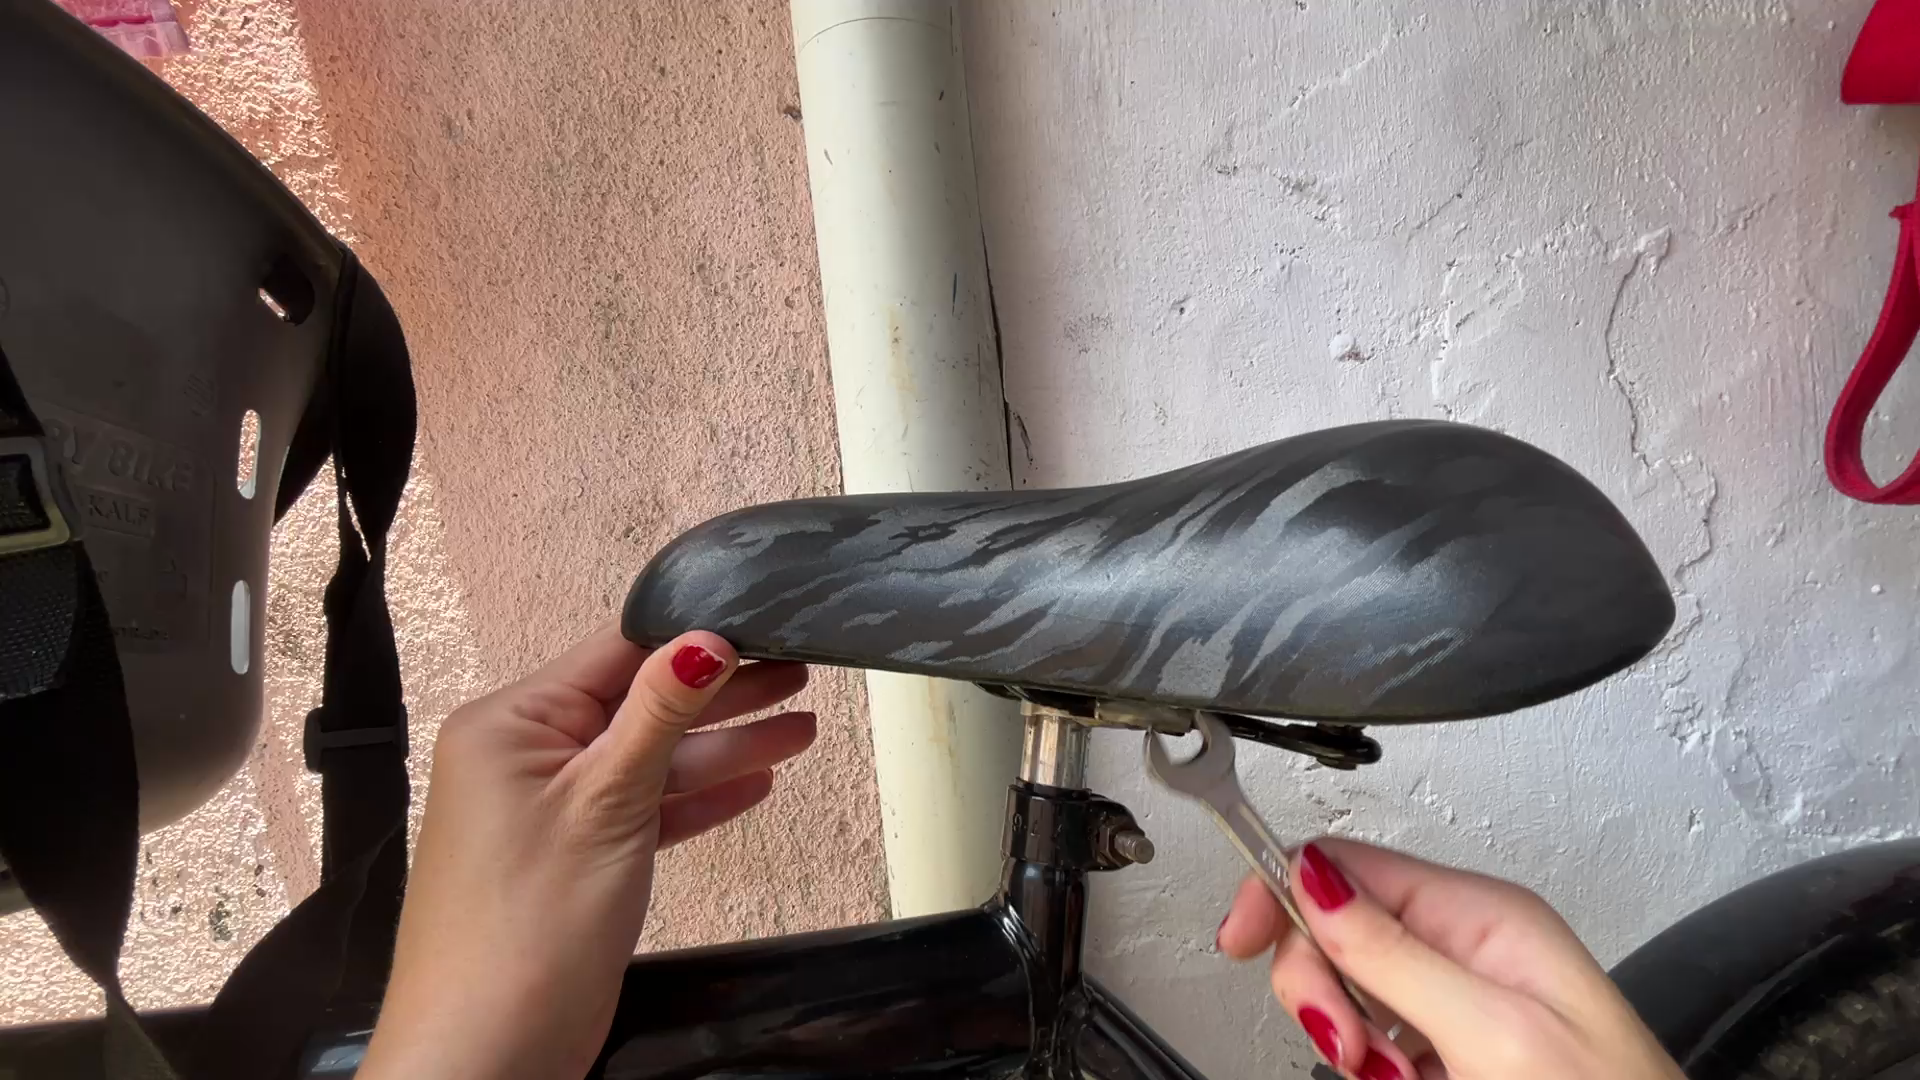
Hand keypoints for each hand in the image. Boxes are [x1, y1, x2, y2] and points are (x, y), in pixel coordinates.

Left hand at [358, 624, 815, 1079]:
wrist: (489, 1066)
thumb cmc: (536, 918)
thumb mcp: (608, 798)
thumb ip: (660, 710)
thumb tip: (707, 636)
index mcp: (514, 723)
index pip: (616, 654)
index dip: (690, 639)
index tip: (760, 626)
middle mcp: (532, 753)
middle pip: (645, 705)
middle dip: (724, 694)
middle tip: (797, 673)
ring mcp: (559, 803)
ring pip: (657, 758)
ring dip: (727, 748)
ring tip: (801, 728)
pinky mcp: (584, 849)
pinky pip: (651, 805)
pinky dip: (701, 797)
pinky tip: (758, 784)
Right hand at [1217, 839, 1683, 1079]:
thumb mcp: (1496, 1035)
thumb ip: (1392, 952)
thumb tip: (1309, 876)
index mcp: (1480, 914)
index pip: (1344, 865)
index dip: (1281, 891)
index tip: (1241, 936)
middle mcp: (1461, 942)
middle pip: (1332, 924)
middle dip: (1319, 984)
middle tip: (1346, 1044)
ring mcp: (1451, 993)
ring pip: (1342, 979)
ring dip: (1344, 1030)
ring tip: (1388, 1075)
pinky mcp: (1443, 1042)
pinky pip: (1365, 1026)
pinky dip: (1364, 1058)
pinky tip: (1397, 1079)